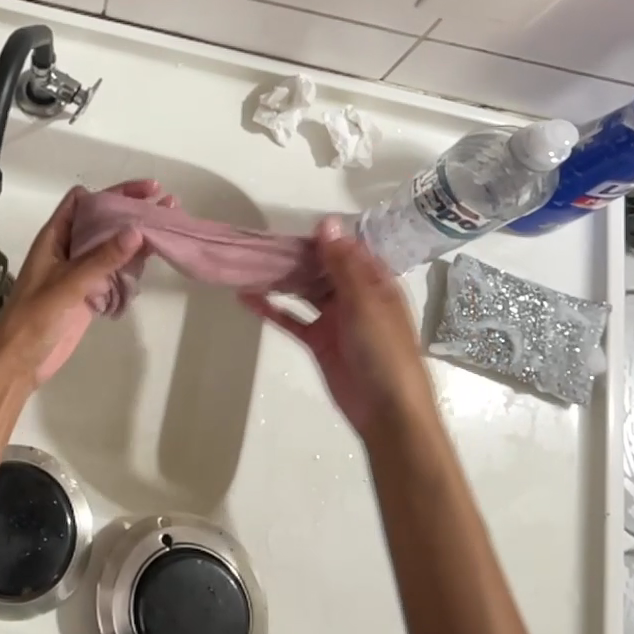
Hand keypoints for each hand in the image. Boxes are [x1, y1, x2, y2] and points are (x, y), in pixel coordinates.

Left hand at [0, 180, 166, 391]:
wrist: (19, 362)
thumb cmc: (34, 319)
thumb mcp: (68, 285)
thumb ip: (101, 259)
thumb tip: (137, 229)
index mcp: (54, 237)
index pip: (83, 201)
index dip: (112, 191)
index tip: (145, 191)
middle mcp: (68, 249)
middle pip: (103, 220)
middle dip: (132, 211)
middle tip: (168, 205)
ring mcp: (80, 272)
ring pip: (112, 246)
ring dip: (137, 237)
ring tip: (171, 227)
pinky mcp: (90, 294)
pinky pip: (115, 271)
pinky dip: (133, 264)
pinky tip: (156, 257)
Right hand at [239, 218, 433, 437]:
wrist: (387, 411)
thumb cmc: (384, 351)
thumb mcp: (365, 302)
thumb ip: (342, 263)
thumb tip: (326, 222)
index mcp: (375, 283)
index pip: (347, 251)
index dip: (323, 238)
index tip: (292, 226)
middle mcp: (354, 297)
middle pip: (322, 269)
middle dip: (295, 256)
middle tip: (261, 244)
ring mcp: (334, 319)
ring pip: (303, 291)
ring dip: (281, 279)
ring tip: (249, 264)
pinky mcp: (317, 341)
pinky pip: (290, 319)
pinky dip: (270, 308)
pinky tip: (245, 297)